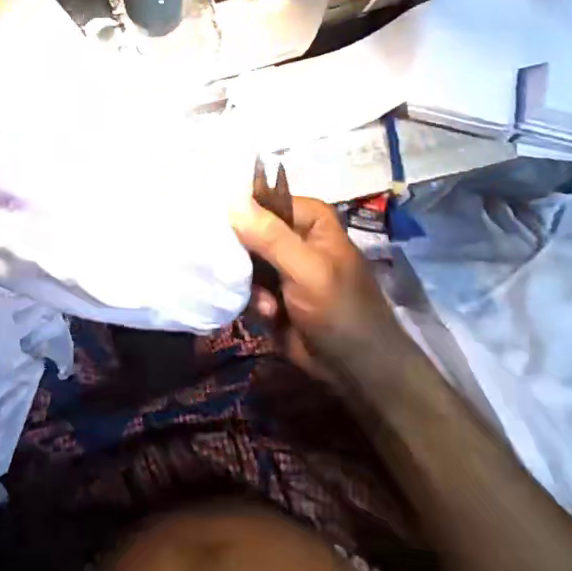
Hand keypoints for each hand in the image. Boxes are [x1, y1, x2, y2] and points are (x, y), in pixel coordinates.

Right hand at [232, 197, 414, 384]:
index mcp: (308, 218)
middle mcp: (293, 236)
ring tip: (265, 302)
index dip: (238, 212)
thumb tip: (232, 200)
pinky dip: (251, 300)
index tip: (216, 226)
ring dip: (246, 282)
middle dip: (239, 253)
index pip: (261, 200)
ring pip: (242, 260)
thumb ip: (271, 236)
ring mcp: (281, 266)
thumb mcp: (307, 269)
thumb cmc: (339, 310)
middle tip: (237, 270)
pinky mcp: (271, 293)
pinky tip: (267, 314)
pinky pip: (245, 286)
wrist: (356, 369)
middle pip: (247, 230)